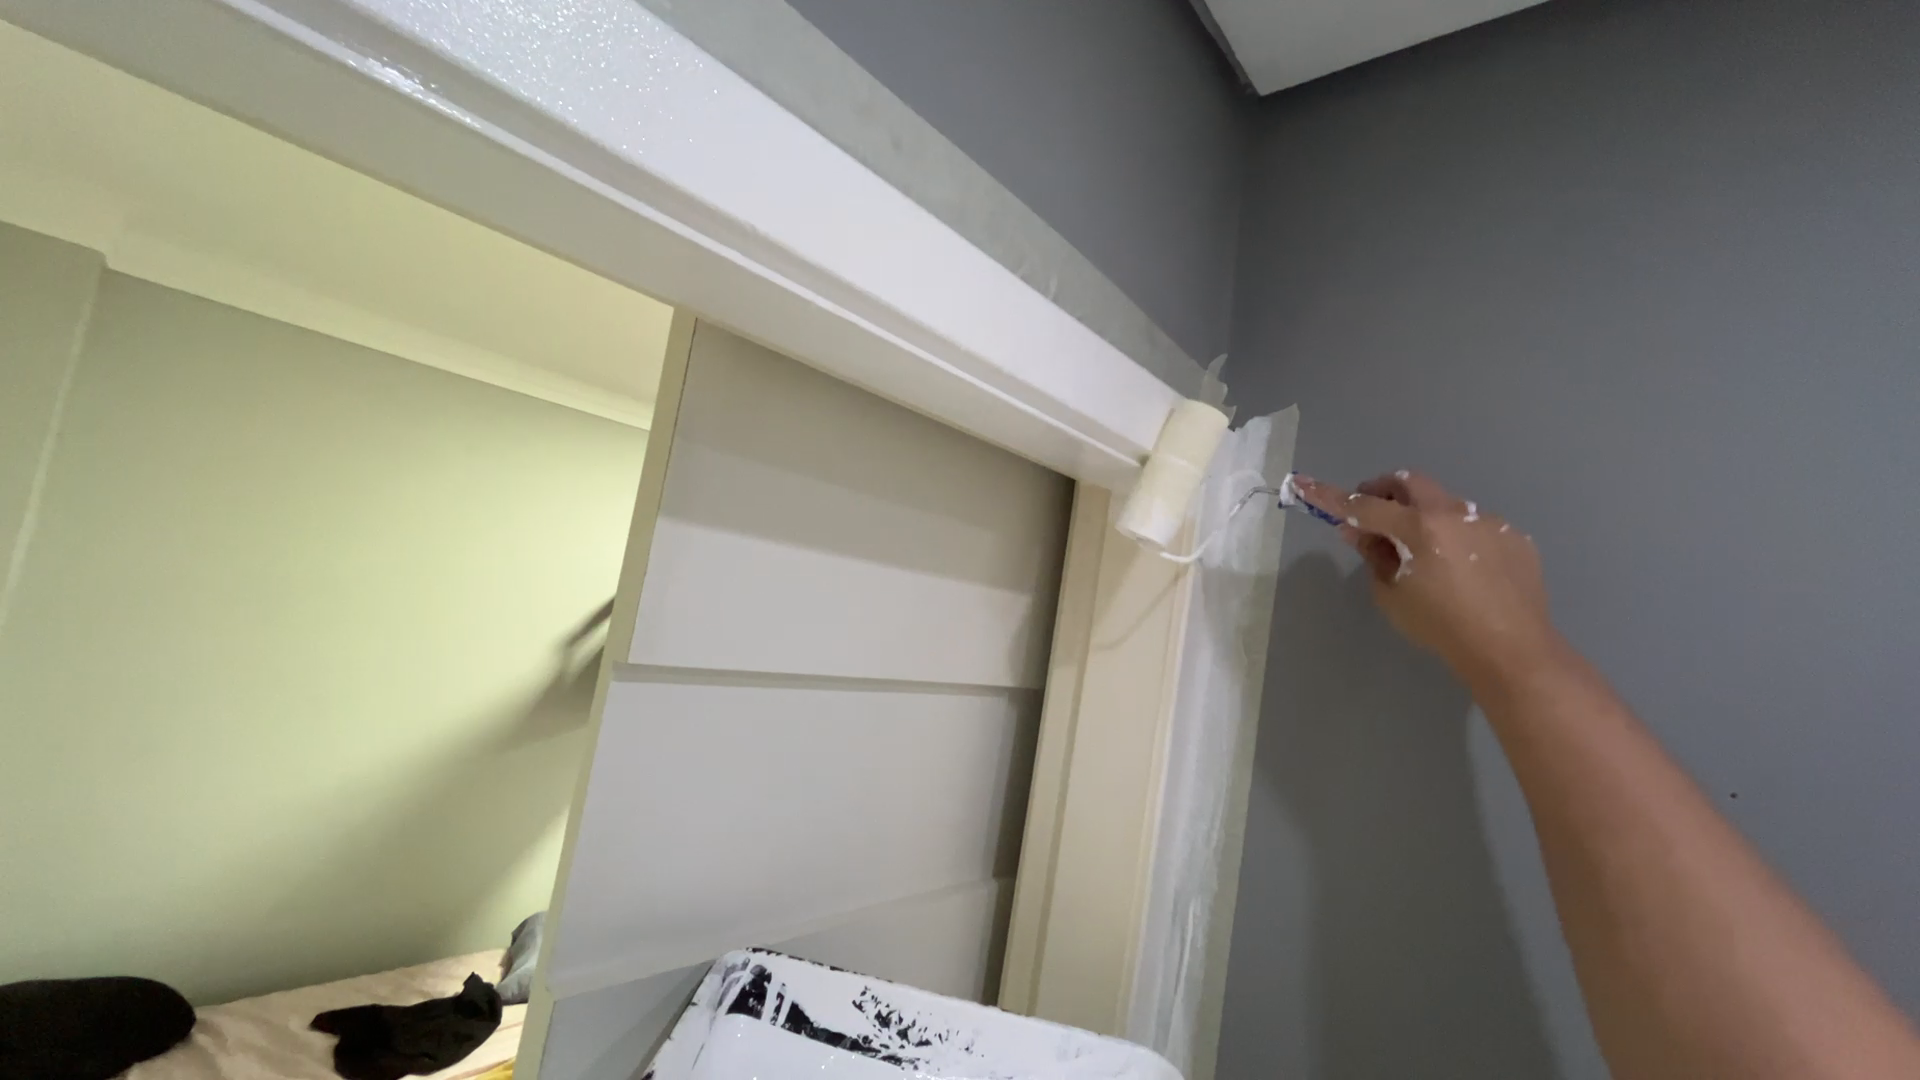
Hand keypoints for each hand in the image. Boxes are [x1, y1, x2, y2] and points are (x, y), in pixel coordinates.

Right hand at [1294, 471, 1562, 685]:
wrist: (1512, 650)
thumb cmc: (1440, 627)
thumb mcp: (1391, 595)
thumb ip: (1374, 555)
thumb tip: (1360, 531)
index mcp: (1420, 528)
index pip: (1364, 506)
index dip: (1329, 496)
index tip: (1303, 483)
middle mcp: (1455, 514)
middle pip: (1409, 482)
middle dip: (1383, 490)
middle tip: (1371, 513)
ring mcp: (1490, 523)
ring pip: (1445, 504)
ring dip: (1423, 516)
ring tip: (1421, 552)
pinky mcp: (1514, 537)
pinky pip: (1474, 526)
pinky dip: (1455, 536)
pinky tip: (1460, 569)